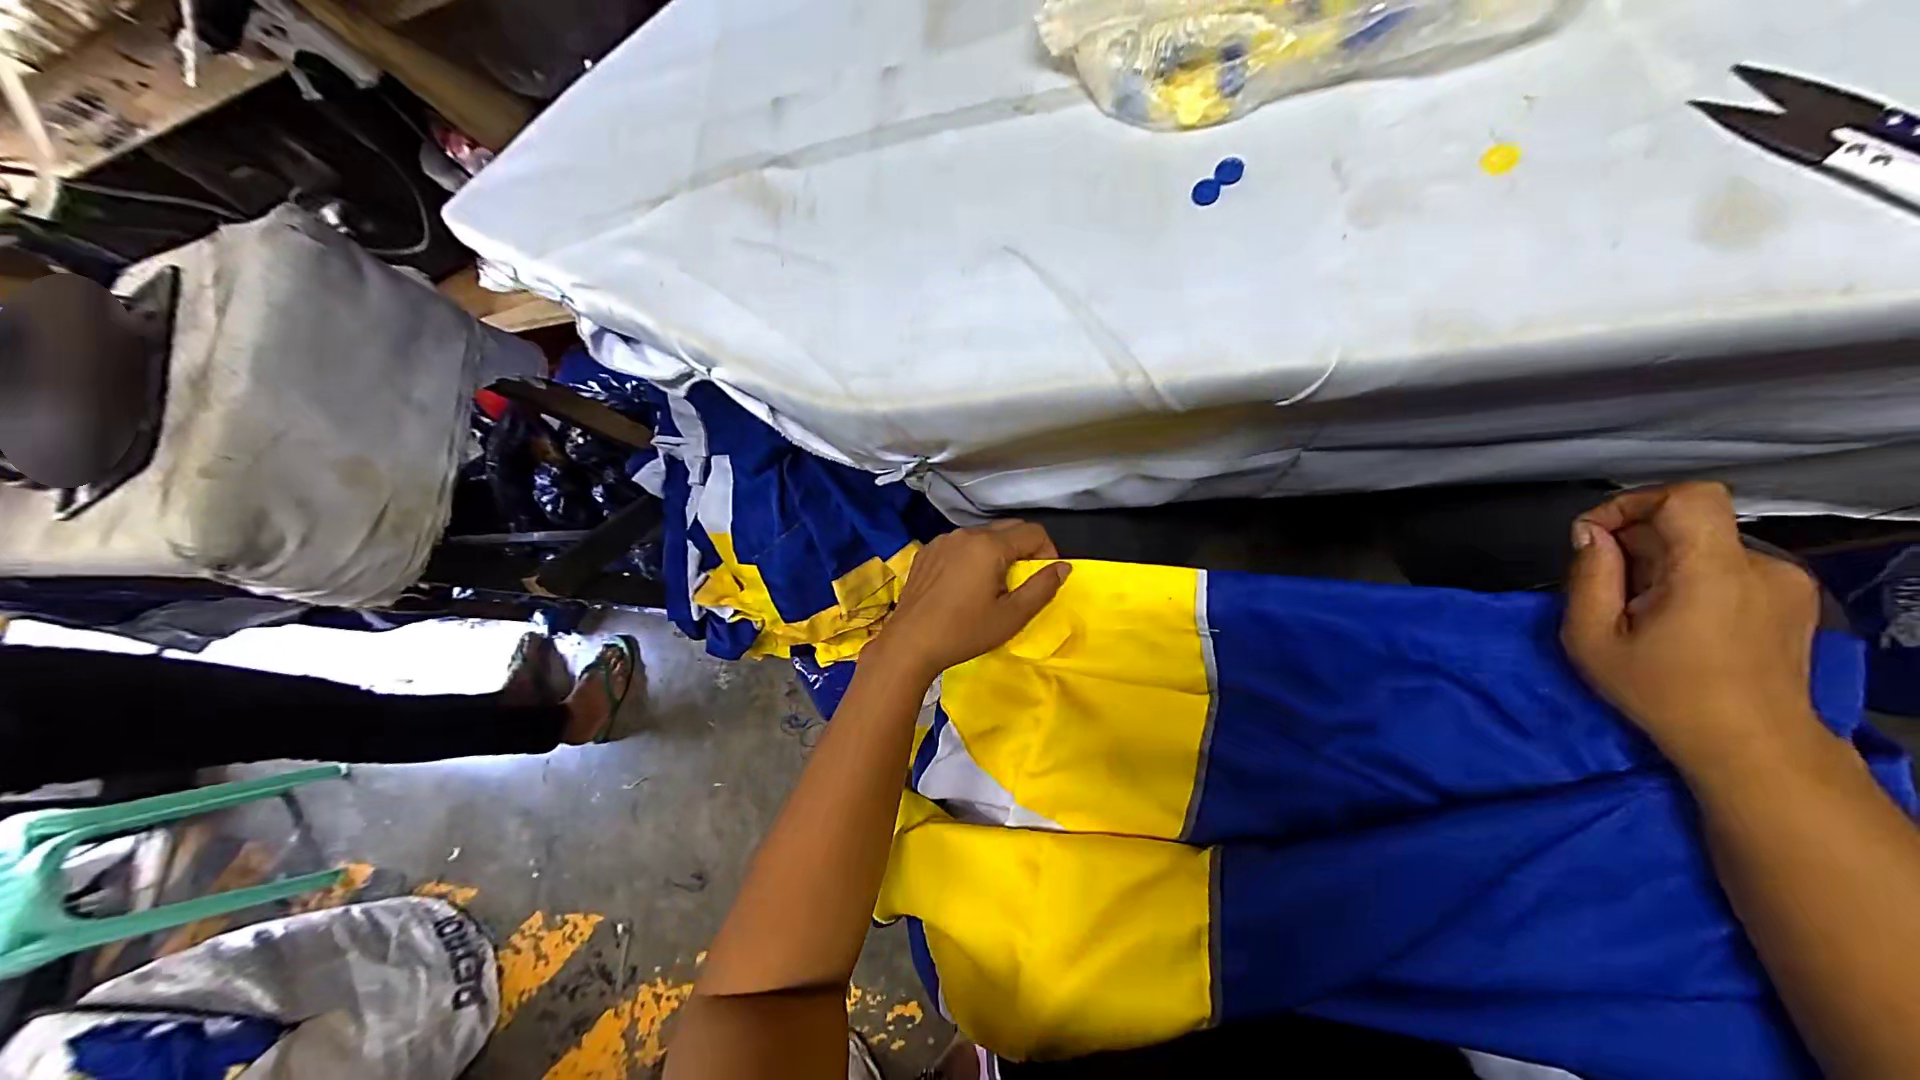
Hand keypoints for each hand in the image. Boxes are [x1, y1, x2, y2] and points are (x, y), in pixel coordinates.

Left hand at [869, 521, 1070, 681]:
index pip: (1034, 532)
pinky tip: (964, 585)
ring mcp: (942, 541)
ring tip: (992, 585)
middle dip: (1023, 549)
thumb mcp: (1012, 616)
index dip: (1047, 553)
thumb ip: (1042, 587)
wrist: (910, 643)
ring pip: (982, 535)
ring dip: (997, 552)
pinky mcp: (926, 552)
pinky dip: (971, 556)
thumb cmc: (964, 631)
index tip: (1042, 578)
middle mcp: (965, 534)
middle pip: (1008, 528)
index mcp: (989, 545)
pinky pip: (959, 545)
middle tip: (1021, 582)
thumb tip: (1062, 567)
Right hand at [1561, 482, 1825, 772]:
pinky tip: (1675, 619)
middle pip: (1687, 522)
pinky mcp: (1791, 597)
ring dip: (1660, 563)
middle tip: (1607, 588)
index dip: (1634, 502)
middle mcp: (1761, 566)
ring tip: (1639, 610)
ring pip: (1703, 546)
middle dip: (1635, 542)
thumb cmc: (1661, 692)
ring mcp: (1784, 582)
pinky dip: (1688, 578)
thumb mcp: (1593, 637)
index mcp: (1713, 572)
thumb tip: (1589, 533)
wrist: (1751, 745)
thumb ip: (1589, 576)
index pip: (1688, 496)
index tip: (1596, 535)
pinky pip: (1726, 566)